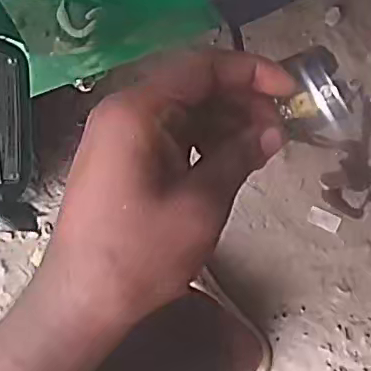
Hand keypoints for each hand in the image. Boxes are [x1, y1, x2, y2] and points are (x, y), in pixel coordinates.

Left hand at [33, 49, 294, 325]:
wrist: (81, 303)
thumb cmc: (139, 255)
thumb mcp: (201, 203)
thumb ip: (239, 156)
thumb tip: (272, 132)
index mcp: (137, 111)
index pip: (202, 67)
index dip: (251, 72)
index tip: (289, 89)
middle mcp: (124, 112)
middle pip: (193, 85)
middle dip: (241, 101)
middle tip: (278, 128)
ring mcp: (119, 135)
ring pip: (185, 110)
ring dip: (226, 122)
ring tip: (262, 148)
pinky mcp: (122, 158)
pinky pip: (171, 133)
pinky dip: (205, 141)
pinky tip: (232, 159)